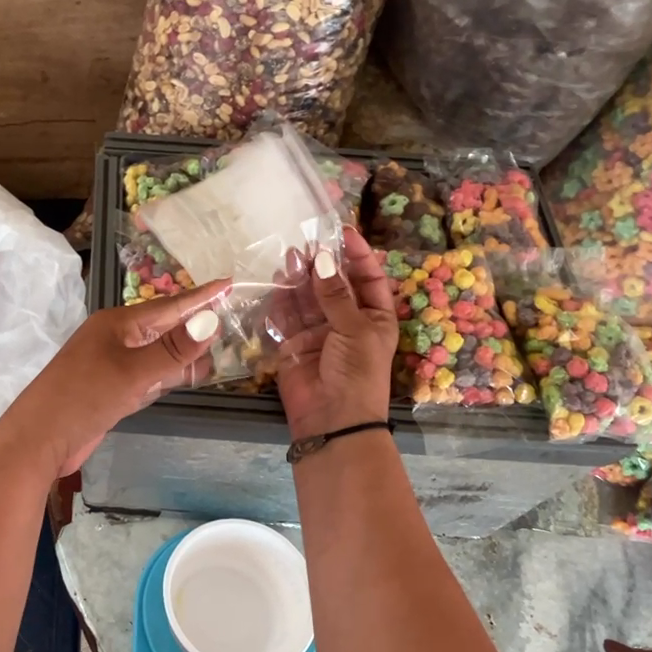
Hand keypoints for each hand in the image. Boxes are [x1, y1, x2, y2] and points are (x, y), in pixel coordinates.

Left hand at [4, 280, 231, 477]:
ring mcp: (110, 365)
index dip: (200, 297)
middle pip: (163, 327)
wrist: (39, 439)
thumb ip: (173, 350)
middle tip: (231, 315)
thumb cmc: (84, 398)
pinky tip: (183, 377)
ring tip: (215, 346)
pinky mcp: (109, 391)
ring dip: (183, 351)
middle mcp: (114, 339)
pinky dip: (167, 375)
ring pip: (156, 353)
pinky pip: (147, 375)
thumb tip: (209, 321)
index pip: (169, 306)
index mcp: (117, 324)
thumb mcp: (134, 372)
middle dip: (194, 323)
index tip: (228, 284)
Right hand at [276, 227, 397, 439]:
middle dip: (321, 265)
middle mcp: (346, 322)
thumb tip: (321, 258)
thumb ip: (335, 294)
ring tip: (290, 257)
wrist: (332, 419)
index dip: (357, 255)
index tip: (343, 232)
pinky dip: (280, 301)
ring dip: (299, 279)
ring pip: (307, 299)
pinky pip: (285, 318)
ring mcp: (317, 334)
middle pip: (333, 285)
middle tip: (306, 243)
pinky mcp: (292, 345)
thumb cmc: (357, 373)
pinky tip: (277, 283)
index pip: (367, 278)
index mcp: (374, 318)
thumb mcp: (355, 330)